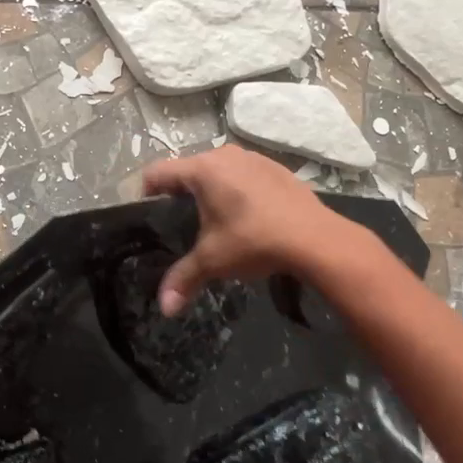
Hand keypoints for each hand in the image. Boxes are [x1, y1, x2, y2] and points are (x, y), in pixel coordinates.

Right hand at [143, 146, 374, 315]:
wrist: (315, 238)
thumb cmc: (254, 241)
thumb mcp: (213, 261)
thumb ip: (184, 278)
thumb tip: (164, 308)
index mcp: (202, 170)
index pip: (157, 172)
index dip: (146, 193)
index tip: (148, 215)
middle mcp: (224, 155)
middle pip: (188, 169)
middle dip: (180, 193)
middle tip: (180, 223)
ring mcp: (253, 158)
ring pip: (218, 170)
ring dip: (211, 190)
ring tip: (214, 220)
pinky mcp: (275, 168)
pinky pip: (244, 174)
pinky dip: (238, 190)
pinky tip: (248, 216)